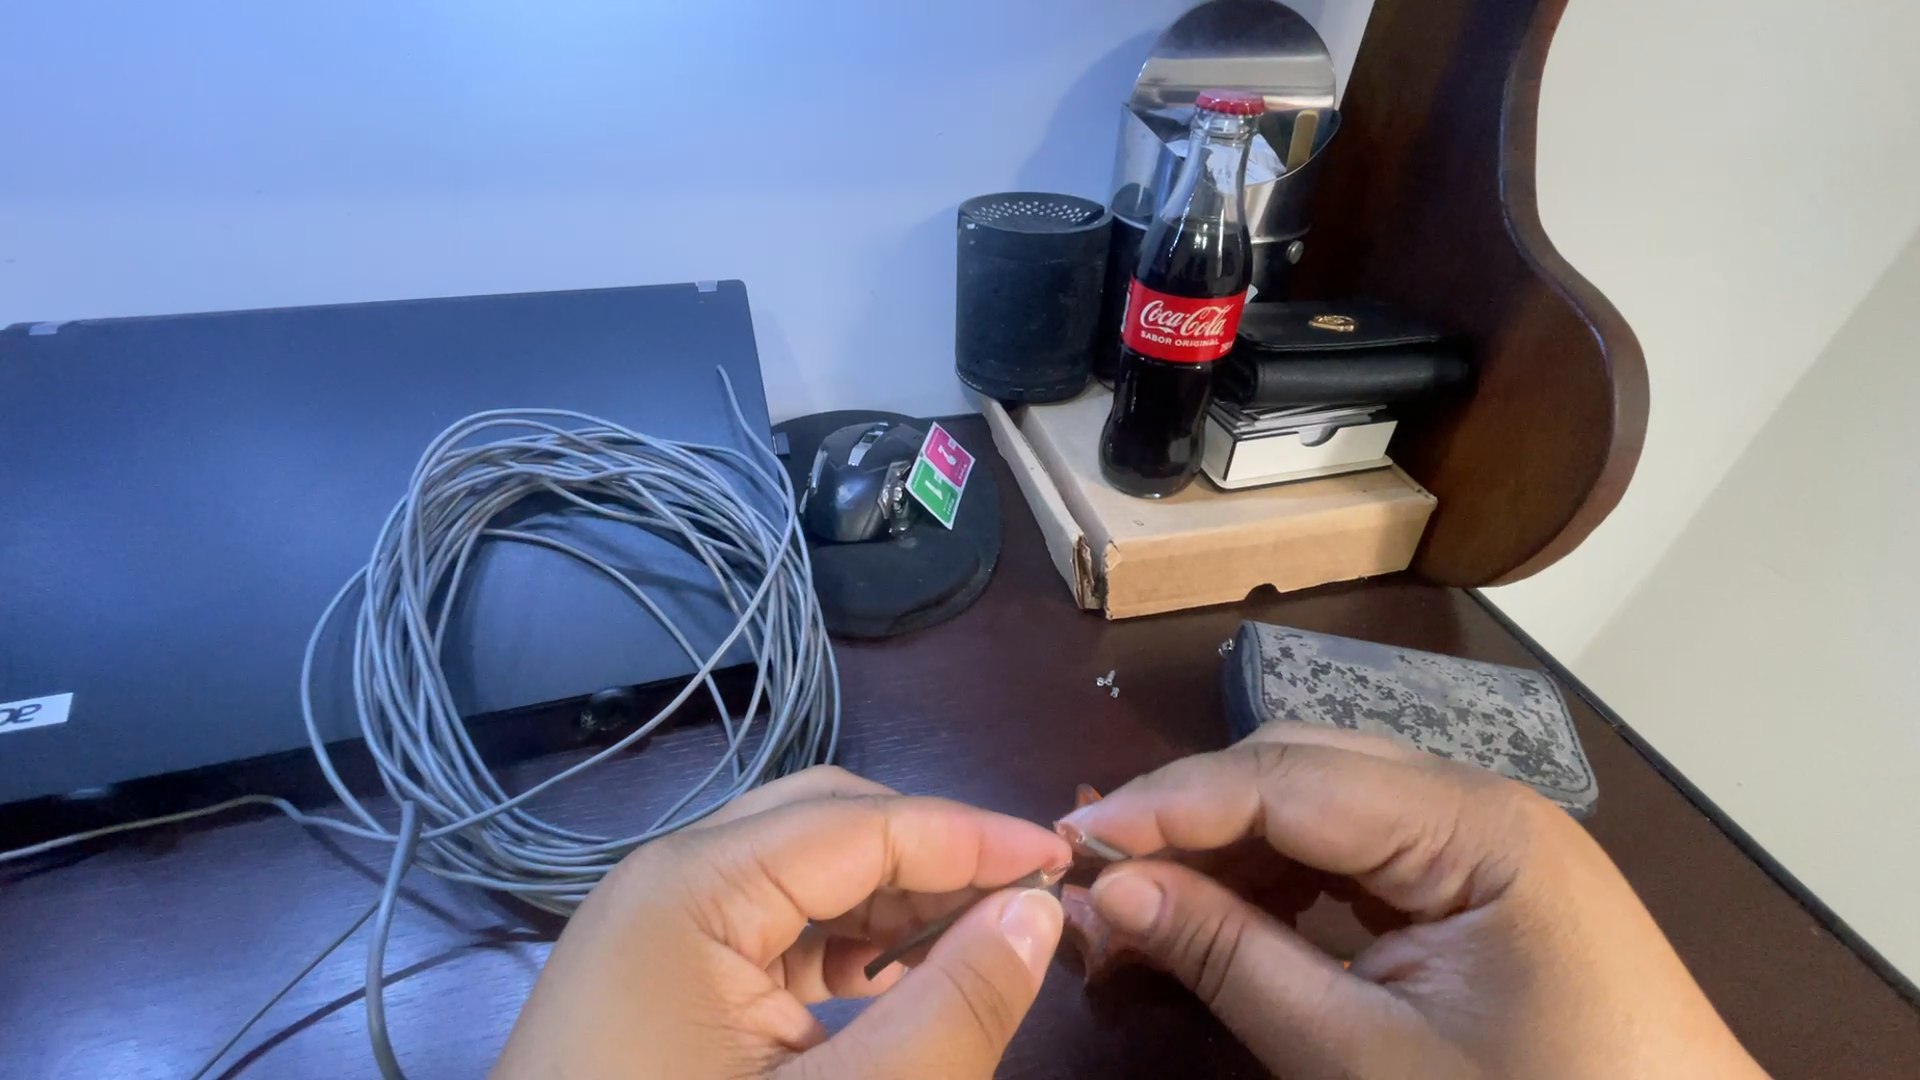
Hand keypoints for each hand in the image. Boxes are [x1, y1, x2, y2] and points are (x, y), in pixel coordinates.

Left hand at [493, 766, 1070, 1079]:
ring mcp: (665, 924)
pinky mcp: (672, 972)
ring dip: (896, 892)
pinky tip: (898, 972)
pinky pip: (779, 922)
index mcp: (691, 887)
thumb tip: (1035, 912)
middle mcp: (672, 879)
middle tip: (1018, 893)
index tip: (1057, 854)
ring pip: (808, 866)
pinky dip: (850, 938)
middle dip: (932, 851)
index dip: (970, 835)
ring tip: (975, 929)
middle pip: (830, 822)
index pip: (861, 823)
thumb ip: (950, 1010)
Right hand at [1057, 723, 1768, 1078]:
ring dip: (1219, 843)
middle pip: (1289, 769)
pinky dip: (1267, 872)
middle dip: (1187, 814)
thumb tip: (1107, 888)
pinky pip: (1336, 842)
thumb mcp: (1367, 1066)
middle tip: (1104, 868)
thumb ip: (1229, 958)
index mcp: (1475, 827)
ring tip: (1148, 896)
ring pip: (1303, 796)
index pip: (1282, 779)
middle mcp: (1468, 797)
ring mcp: (1467, 829)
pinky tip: (1224, 910)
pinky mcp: (1458, 868)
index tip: (1075, 834)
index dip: (1167, 803)